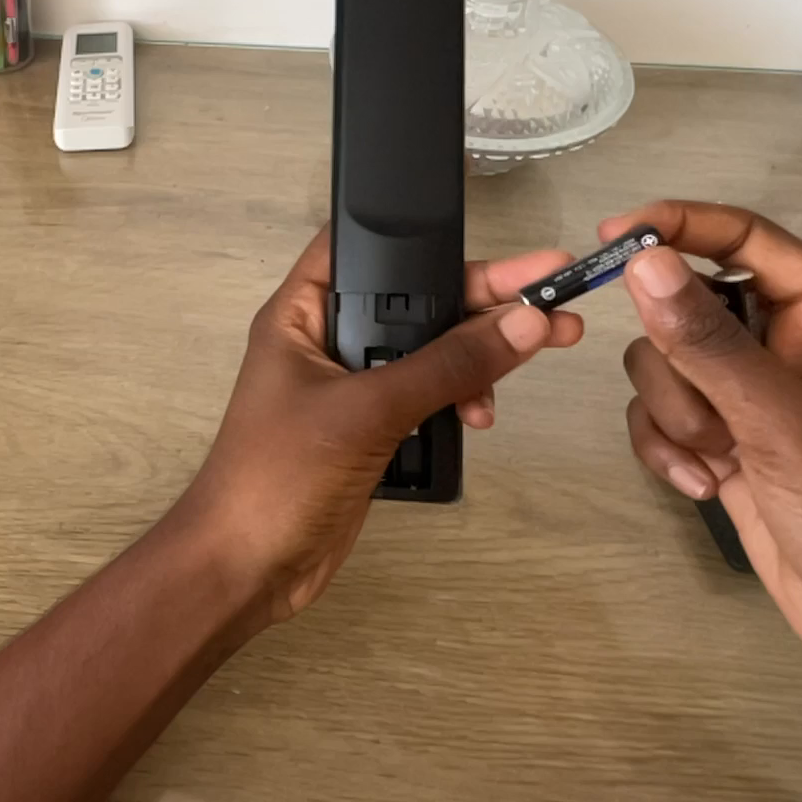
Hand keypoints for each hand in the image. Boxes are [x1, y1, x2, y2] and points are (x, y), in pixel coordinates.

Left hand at [173, 227, 583, 624]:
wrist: (249, 565)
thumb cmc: (283, 473)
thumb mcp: (367, 412)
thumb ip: (445, 365)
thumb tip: (527, 320)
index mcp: (299, 314)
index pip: (357, 249)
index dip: (418, 237)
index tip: (492, 243)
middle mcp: (323, 340)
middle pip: (407, 300)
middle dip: (476, 300)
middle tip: (552, 297)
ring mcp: (348, 386)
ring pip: (423, 350)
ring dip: (475, 354)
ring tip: (539, 351)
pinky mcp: (368, 428)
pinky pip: (423, 396)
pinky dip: (456, 398)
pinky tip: (480, 414)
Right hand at [609, 201, 801, 683]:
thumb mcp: (792, 427)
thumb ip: (710, 345)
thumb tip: (641, 262)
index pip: (748, 243)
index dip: (680, 226)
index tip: (609, 236)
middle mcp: (785, 352)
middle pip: (684, 309)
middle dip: (675, 364)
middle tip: (704, 415)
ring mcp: (749, 400)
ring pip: (660, 366)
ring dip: (672, 415)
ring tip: (717, 462)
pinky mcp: (721, 442)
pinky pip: (656, 415)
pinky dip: (664, 447)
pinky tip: (702, 485)